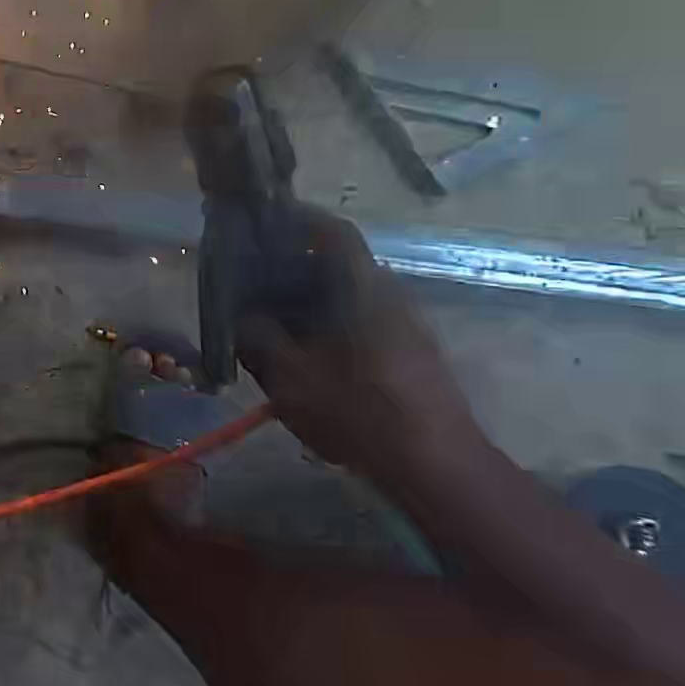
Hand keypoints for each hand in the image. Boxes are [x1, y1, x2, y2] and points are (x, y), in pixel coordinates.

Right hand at [236, 210, 482, 480]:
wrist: (437, 467)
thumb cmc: (360, 411)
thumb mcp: (292, 377)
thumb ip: (261, 339)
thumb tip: (247, 316)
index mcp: (363, 289)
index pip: (334, 232)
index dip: (302, 218)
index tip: (270, 220)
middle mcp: (390, 296)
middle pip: (340, 264)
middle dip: (298, 268)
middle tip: (261, 282)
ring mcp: (408, 325)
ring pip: (352, 296)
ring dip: (315, 301)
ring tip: (279, 323)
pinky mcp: (414, 352)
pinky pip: (365, 321)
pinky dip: (334, 325)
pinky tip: (312, 357)